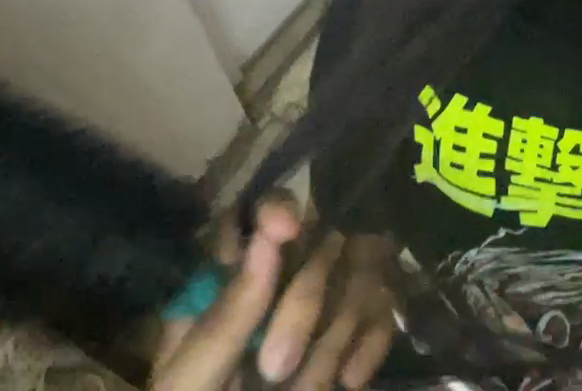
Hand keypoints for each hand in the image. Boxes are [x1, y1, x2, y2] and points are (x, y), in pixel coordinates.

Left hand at [151, 199, 396, 390]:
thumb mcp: (193, 388)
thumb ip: (226, 317)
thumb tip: (266, 238)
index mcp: (226, 281)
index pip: (257, 212)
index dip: (276, 209)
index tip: (286, 231)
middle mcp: (283, 275)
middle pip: (318, 238)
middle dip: (304, 304)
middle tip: (277, 372)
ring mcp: (330, 295)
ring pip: (361, 269)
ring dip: (335, 336)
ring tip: (307, 390)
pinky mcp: (367, 321)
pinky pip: (388, 304)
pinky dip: (369, 345)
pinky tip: (347, 382)